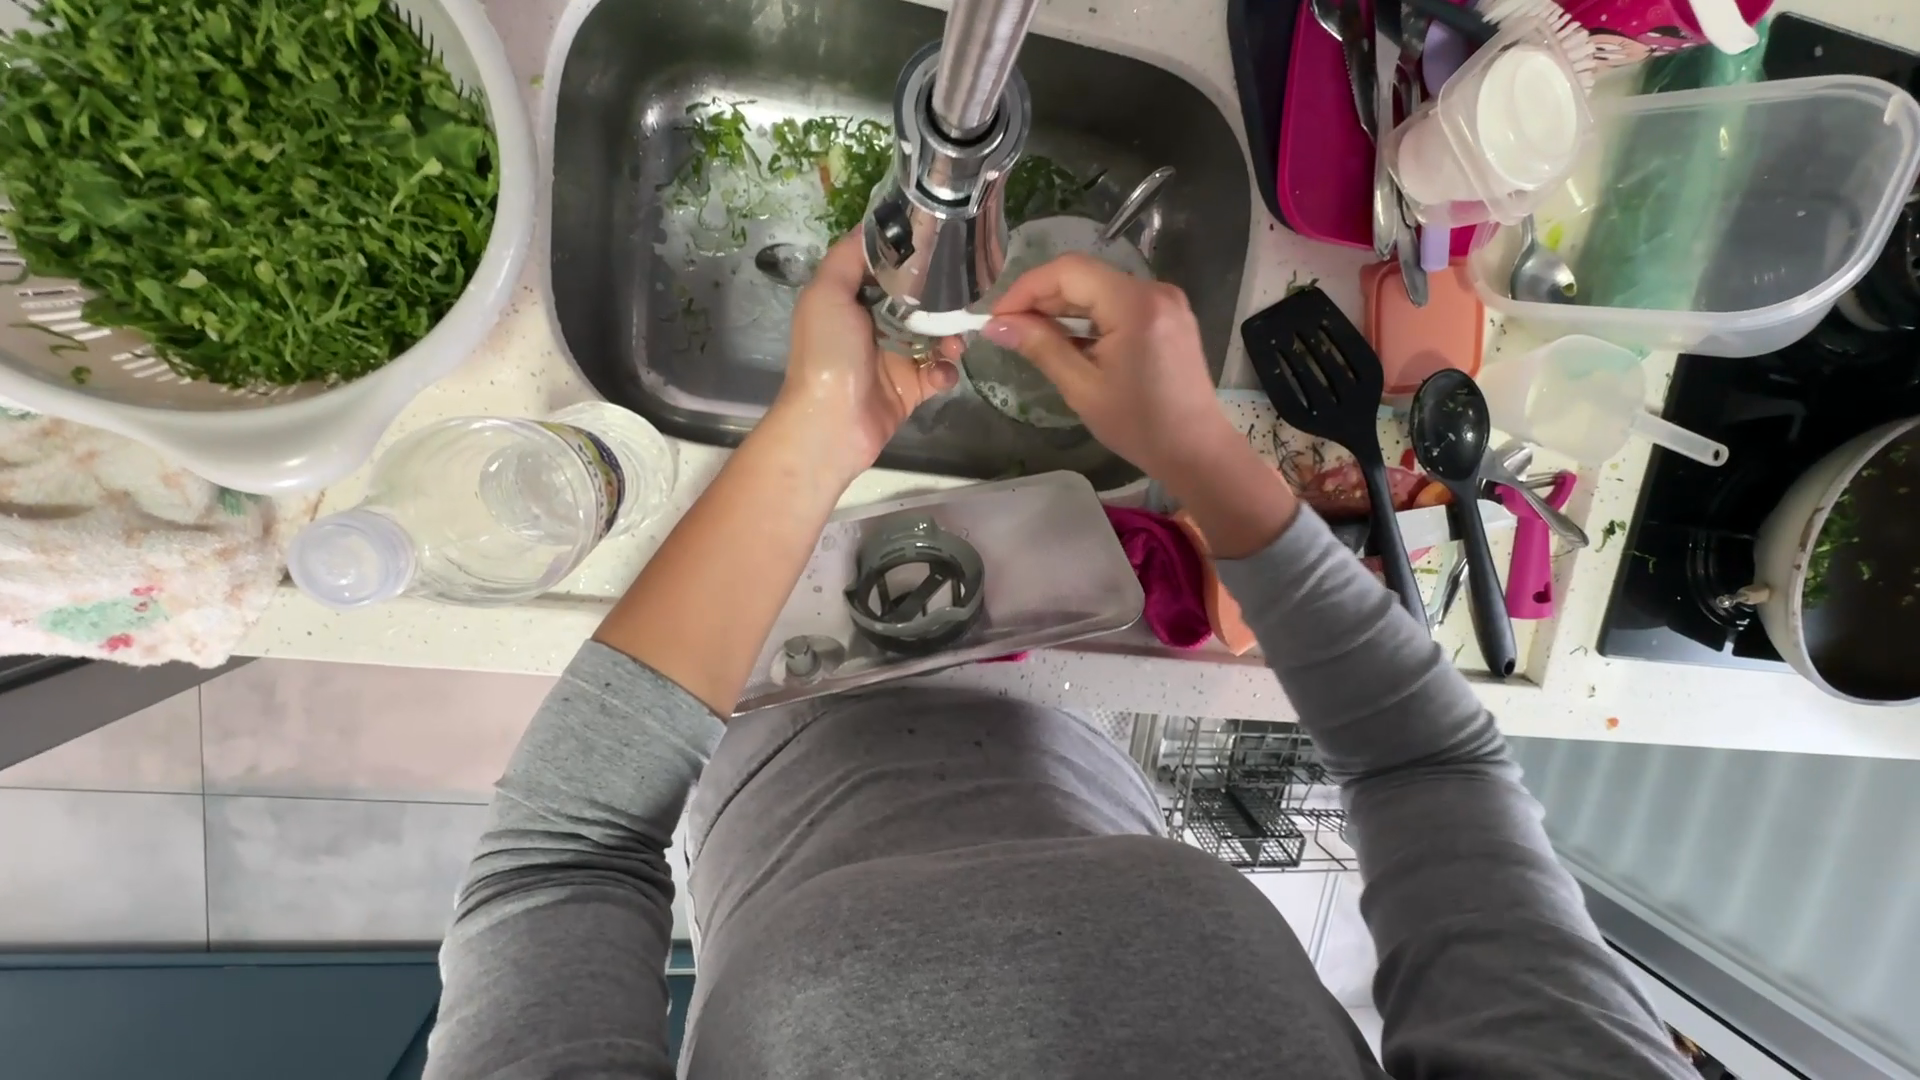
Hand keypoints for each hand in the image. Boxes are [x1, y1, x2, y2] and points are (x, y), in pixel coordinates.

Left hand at [773, 234, 957, 477]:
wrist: (830, 424)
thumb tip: (875, 226)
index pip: (887, 269)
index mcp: (850, 300)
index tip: (942, 243)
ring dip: (950, 336)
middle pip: (917, 301)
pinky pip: (938, 372)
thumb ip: (849, 256)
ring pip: (934, 336)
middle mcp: (873, 325)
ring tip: (955, 343)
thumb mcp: (827, 292)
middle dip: (941, 298)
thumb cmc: (826, 353)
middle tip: (961, 298)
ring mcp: (893, 358)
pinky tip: (941, 374)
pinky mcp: (910, 388)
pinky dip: (945, 371)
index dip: (913, 257)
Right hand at [982, 254, 1238, 481]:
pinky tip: (1067, 340)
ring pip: (1100, 288)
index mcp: (1135, 304)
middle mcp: (1154, 290)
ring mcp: (1165, 301)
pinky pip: (1118, 303)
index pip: (1068, 271)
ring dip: (1063, 307)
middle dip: (1042, 298)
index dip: (1026, 288)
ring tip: (1031, 335)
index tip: (997, 317)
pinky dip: (1089, 316)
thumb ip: (1040, 347)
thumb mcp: (1082, 387)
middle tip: (1008, 329)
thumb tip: (996, 327)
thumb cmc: (1139, 425)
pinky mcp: (1168, 316)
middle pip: (1085, 275)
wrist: (1195, 450)